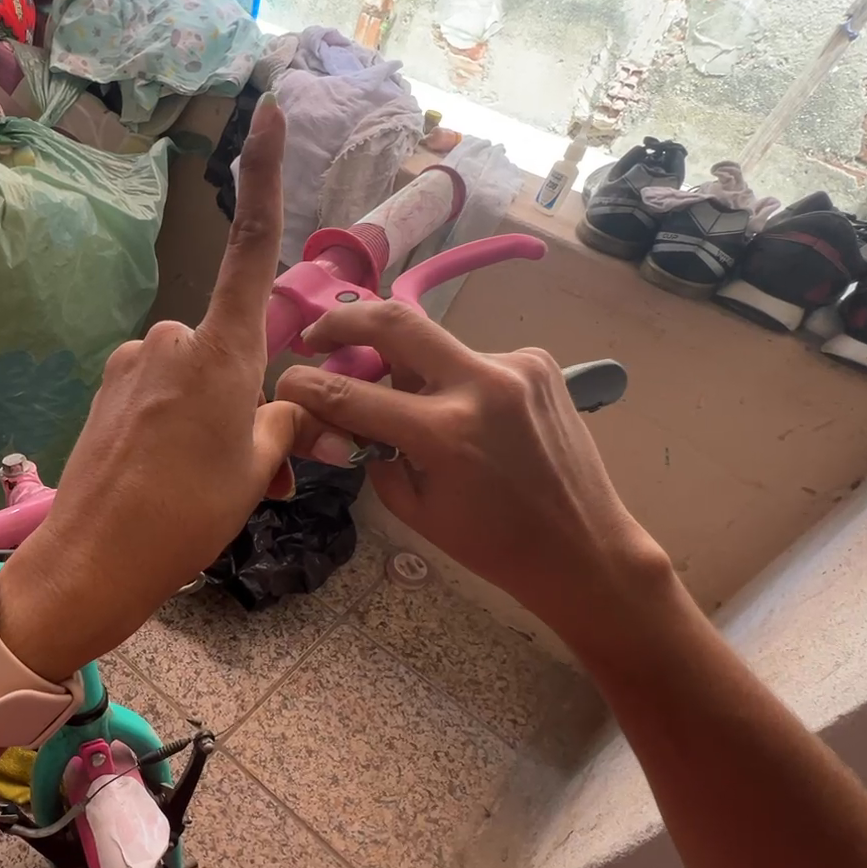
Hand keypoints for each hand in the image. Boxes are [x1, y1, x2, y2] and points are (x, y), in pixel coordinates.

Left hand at [0, 97, 305, 680]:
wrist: (95, 560)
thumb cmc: (189, 516)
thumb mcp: (257, 472)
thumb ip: (281, 424)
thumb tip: (288, 406)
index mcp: (220, 353)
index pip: (251, 252)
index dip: (264, 181)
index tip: (270, 117)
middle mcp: (172, 342)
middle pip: (226, 347)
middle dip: (244, 396)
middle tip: (253, 466)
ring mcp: (132, 366)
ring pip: (191, 377)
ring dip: (209, 417)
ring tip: (207, 482)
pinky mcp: (106, 391)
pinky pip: (156, 394)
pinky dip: (174, 424)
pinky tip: (168, 474)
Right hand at [275, 301, 670, 646]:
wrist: (582, 546)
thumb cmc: (488, 544)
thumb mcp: (412, 506)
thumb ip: (372, 450)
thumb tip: (348, 411)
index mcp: (443, 433)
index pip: (350, 394)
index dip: (305, 385)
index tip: (284, 381)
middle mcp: (481, 384)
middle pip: (394, 321)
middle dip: (343, 321)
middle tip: (316, 335)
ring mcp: (516, 365)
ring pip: (434, 347)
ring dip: (406, 368)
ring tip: (410, 407)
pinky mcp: (537, 362)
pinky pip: (470, 360)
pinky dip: (450, 382)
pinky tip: (463, 417)